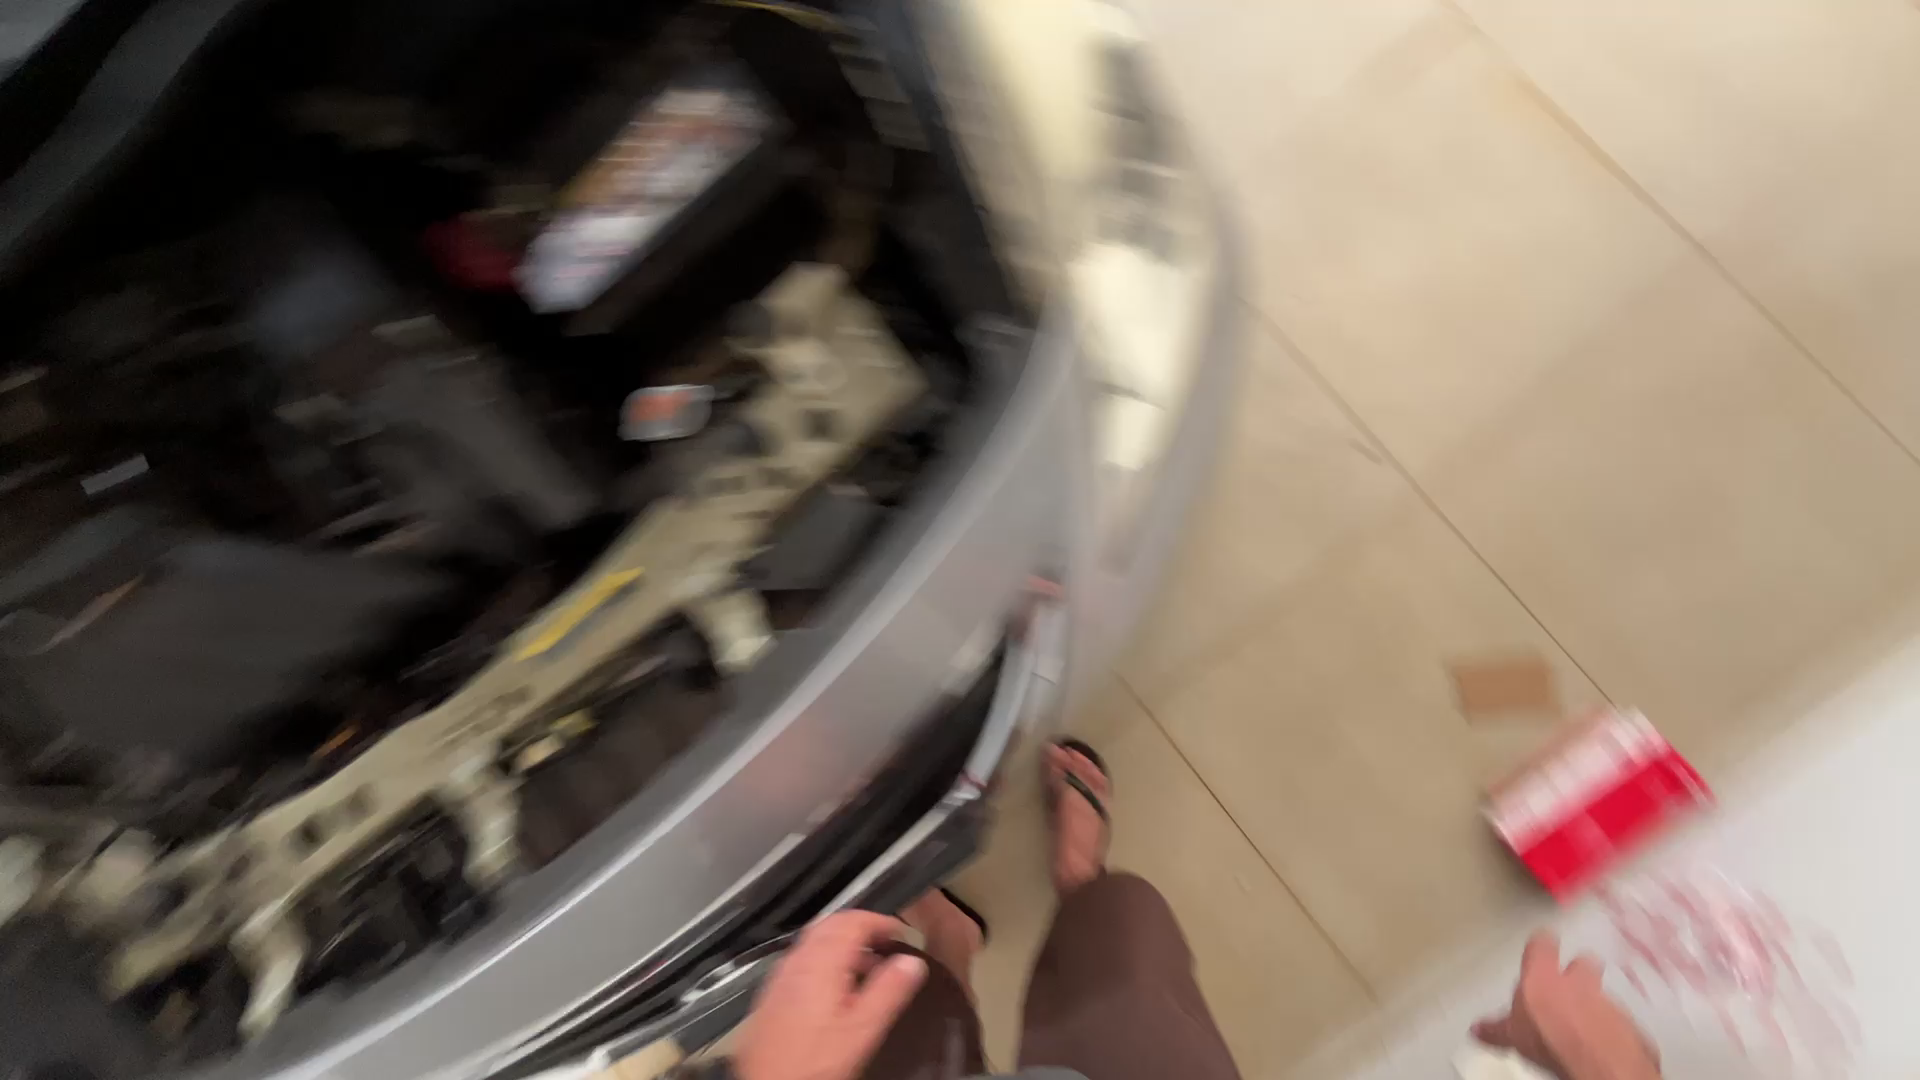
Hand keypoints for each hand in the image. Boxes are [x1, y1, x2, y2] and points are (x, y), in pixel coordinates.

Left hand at [734, 911, 928, 1079]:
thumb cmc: (817, 1062)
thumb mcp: (862, 1030)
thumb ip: (889, 991)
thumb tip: (913, 961)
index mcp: (822, 961)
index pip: (854, 921)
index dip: (880, 922)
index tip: (900, 932)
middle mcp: (798, 959)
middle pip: (833, 924)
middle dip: (861, 927)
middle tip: (885, 943)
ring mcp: (781, 975)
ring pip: (816, 940)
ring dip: (842, 942)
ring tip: (866, 966)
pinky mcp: (772, 993)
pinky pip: (802, 959)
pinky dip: (824, 958)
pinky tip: (834, 988)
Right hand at [1473, 932, 1659, 1079]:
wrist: (1601, 1068)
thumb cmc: (1548, 1040)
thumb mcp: (1513, 1035)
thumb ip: (1497, 1027)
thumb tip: (1476, 1029)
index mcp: (1544, 975)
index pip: (1542, 944)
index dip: (1543, 943)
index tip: (1543, 941)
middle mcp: (1580, 983)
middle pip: (1584, 963)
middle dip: (1581, 969)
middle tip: (1574, 982)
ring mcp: (1612, 1006)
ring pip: (1605, 997)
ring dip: (1597, 1006)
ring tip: (1588, 1026)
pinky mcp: (1637, 1032)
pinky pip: (1626, 1027)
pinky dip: (1617, 1033)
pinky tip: (1607, 1047)